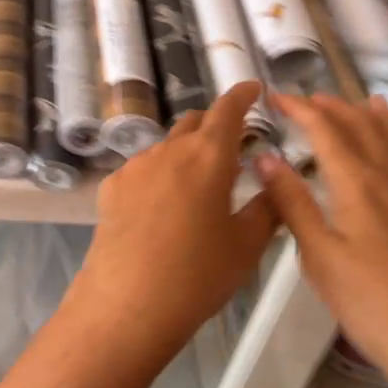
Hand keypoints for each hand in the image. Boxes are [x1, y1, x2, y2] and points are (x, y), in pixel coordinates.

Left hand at [74, 83, 277, 352]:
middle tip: (232, 148)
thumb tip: (275, 181)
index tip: (252, 87)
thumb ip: (266, 208)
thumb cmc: (198, 274)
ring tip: (198, 187)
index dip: (241, 95)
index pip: (227, 110)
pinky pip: (143, 170)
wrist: (128, 300)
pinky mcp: (113, 185)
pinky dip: (160, 177)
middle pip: (194, 123)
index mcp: (208, 156)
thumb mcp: (246, 246)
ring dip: (186, 155)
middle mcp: (170, 149)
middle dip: (214, 126)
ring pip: (167, 147)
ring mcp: (136, 165)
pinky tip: (163, 211)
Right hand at [256, 94, 387, 387]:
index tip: (276, 96)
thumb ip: (293, 204)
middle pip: (364, 129)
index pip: (324, 130)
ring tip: (372, 102)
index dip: (299, 108)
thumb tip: (266, 158)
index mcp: (357, 183)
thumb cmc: (375, 305)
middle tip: (312, 99)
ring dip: (384, 121)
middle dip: (336, 108)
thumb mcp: (320, 257)